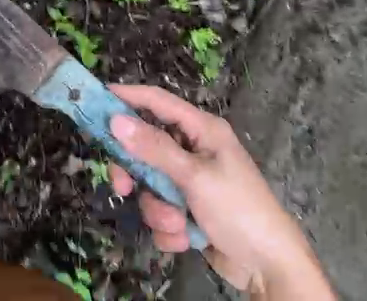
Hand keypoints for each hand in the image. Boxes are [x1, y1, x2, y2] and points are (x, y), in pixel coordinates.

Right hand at [108, 85, 334, 300]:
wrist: (270, 268)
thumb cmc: (238, 210)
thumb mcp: (194, 177)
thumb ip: (154, 148)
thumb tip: (116, 120)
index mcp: (202, 130)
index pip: (157, 101)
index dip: (126, 97)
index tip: (96, 99)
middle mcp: (194, 150)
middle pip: (146, 147)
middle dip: (137, 173)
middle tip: (123, 187)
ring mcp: (191, 182)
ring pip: (150, 185)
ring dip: (159, 209)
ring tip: (178, 224)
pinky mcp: (189, 210)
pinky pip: (161, 210)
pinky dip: (169, 227)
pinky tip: (188, 239)